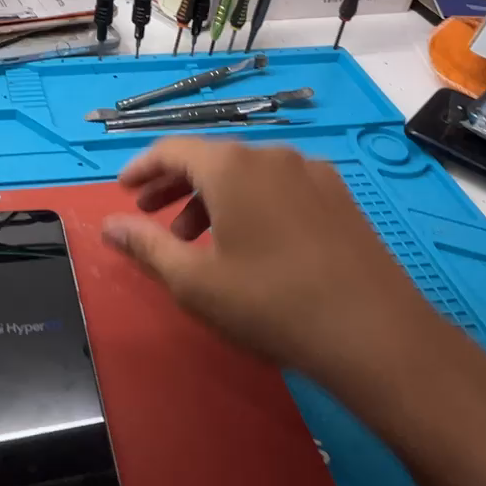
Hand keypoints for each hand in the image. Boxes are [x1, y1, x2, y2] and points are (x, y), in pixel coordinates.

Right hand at [104, 137, 445, 385]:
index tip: (123, 192)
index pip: (171, 150)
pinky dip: (249, 202)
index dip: (141, 169)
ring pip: (245, 173)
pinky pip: (278, 186)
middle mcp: (270, 156)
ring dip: (211, 197)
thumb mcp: (194, 282)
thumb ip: (145, 246)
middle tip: (149, 214)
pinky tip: (250, 242)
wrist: (377, 335)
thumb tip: (108, 225)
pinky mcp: (339, 196)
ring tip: (196, 239)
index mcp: (230, 166)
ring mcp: (311, 173)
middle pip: (209, 158)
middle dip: (173, 184)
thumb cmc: (271, 304)